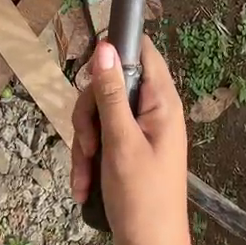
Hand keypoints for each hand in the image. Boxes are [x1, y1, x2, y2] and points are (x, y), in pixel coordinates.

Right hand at [72, 39, 189, 244]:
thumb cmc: (141, 199)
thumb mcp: (121, 143)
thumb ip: (111, 94)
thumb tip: (105, 45)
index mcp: (162, 101)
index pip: (142, 51)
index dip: (114, 52)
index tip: (90, 74)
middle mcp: (153, 109)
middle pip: (111, 85)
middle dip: (89, 114)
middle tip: (88, 142)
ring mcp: (141, 131)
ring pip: (101, 113)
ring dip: (85, 142)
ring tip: (84, 174)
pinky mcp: (130, 150)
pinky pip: (102, 138)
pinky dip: (89, 159)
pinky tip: (84, 184)